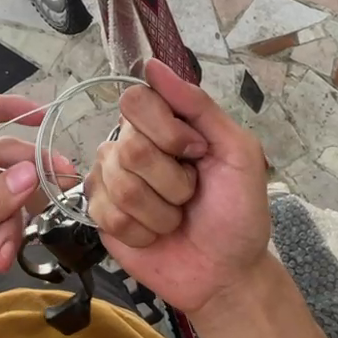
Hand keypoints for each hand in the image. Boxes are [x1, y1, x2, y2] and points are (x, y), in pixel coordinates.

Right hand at [85, 58, 272, 314]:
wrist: (226, 273)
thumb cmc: (237, 211)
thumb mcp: (238, 152)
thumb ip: (198, 105)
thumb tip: (152, 65)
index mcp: (161, 123)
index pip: (135, 100)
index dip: (166, 131)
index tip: (196, 153)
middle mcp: (128, 144)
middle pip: (129, 148)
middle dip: (172, 182)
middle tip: (190, 194)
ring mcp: (109, 179)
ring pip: (120, 186)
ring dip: (161, 212)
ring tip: (176, 218)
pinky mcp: (99, 214)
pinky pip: (108, 215)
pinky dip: (144, 232)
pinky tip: (155, 235)